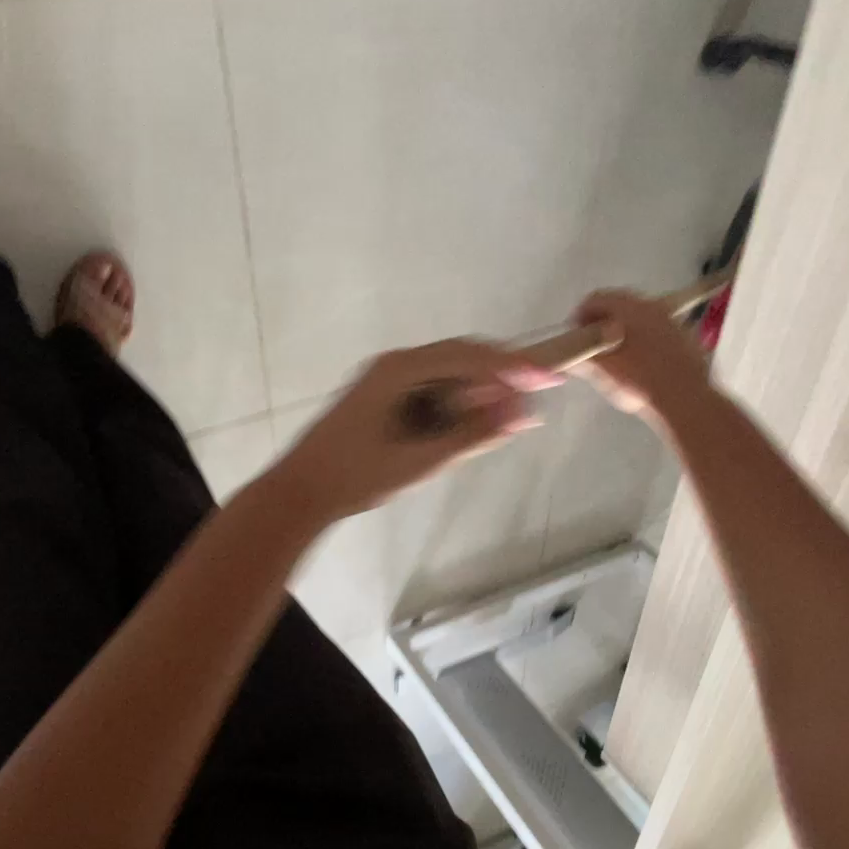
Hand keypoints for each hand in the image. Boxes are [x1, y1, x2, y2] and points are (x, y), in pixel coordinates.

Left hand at [270, 339, 558, 521]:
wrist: (299, 492)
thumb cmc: (355, 477)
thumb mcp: (420, 460)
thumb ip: (471, 436)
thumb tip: (523, 415)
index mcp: (399, 369)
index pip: (469, 356)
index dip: (513, 367)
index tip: (550, 380)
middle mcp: (392, 365)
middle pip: (459, 357)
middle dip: (498, 376)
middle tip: (536, 396)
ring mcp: (383, 380)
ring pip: (444, 375)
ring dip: (476, 392)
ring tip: (507, 416)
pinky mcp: (380, 399)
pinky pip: (428, 391)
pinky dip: (453, 404)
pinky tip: (468, 425)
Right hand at [573, 289, 714, 419]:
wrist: (686, 400)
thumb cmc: (639, 382)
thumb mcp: (602, 372)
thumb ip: (579, 359)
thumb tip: (561, 358)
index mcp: (629, 309)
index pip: (596, 299)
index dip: (579, 316)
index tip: (573, 337)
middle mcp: (652, 306)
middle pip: (618, 304)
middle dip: (600, 322)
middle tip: (591, 346)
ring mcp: (671, 319)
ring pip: (638, 316)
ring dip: (621, 329)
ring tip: (613, 355)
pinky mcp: (684, 335)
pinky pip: (655, 328)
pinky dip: (641, 337)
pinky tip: (638, 362)